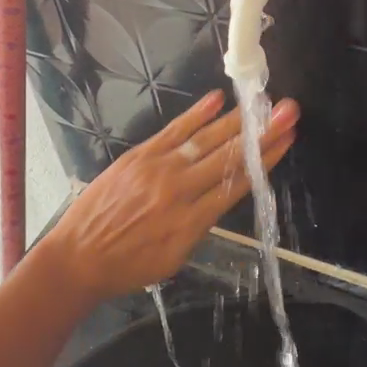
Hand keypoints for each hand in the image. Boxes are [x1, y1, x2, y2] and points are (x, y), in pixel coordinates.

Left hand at [37, 90, 299, 300]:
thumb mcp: (173, 259)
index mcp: (190, 222)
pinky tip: (216, 99)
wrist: (76, 257)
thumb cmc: (127, 266)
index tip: (288, 140)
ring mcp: (158, 168)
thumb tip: (219, 197)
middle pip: (229, 157)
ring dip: (237, 120)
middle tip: (289, 112)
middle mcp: (178, 190)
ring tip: (262, 104)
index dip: (265, 161)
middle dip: (262, 133)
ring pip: (205, 139)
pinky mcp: (140, 154)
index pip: (237, 185)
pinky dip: (195, 114)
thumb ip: (198, 227)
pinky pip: (173, 130)